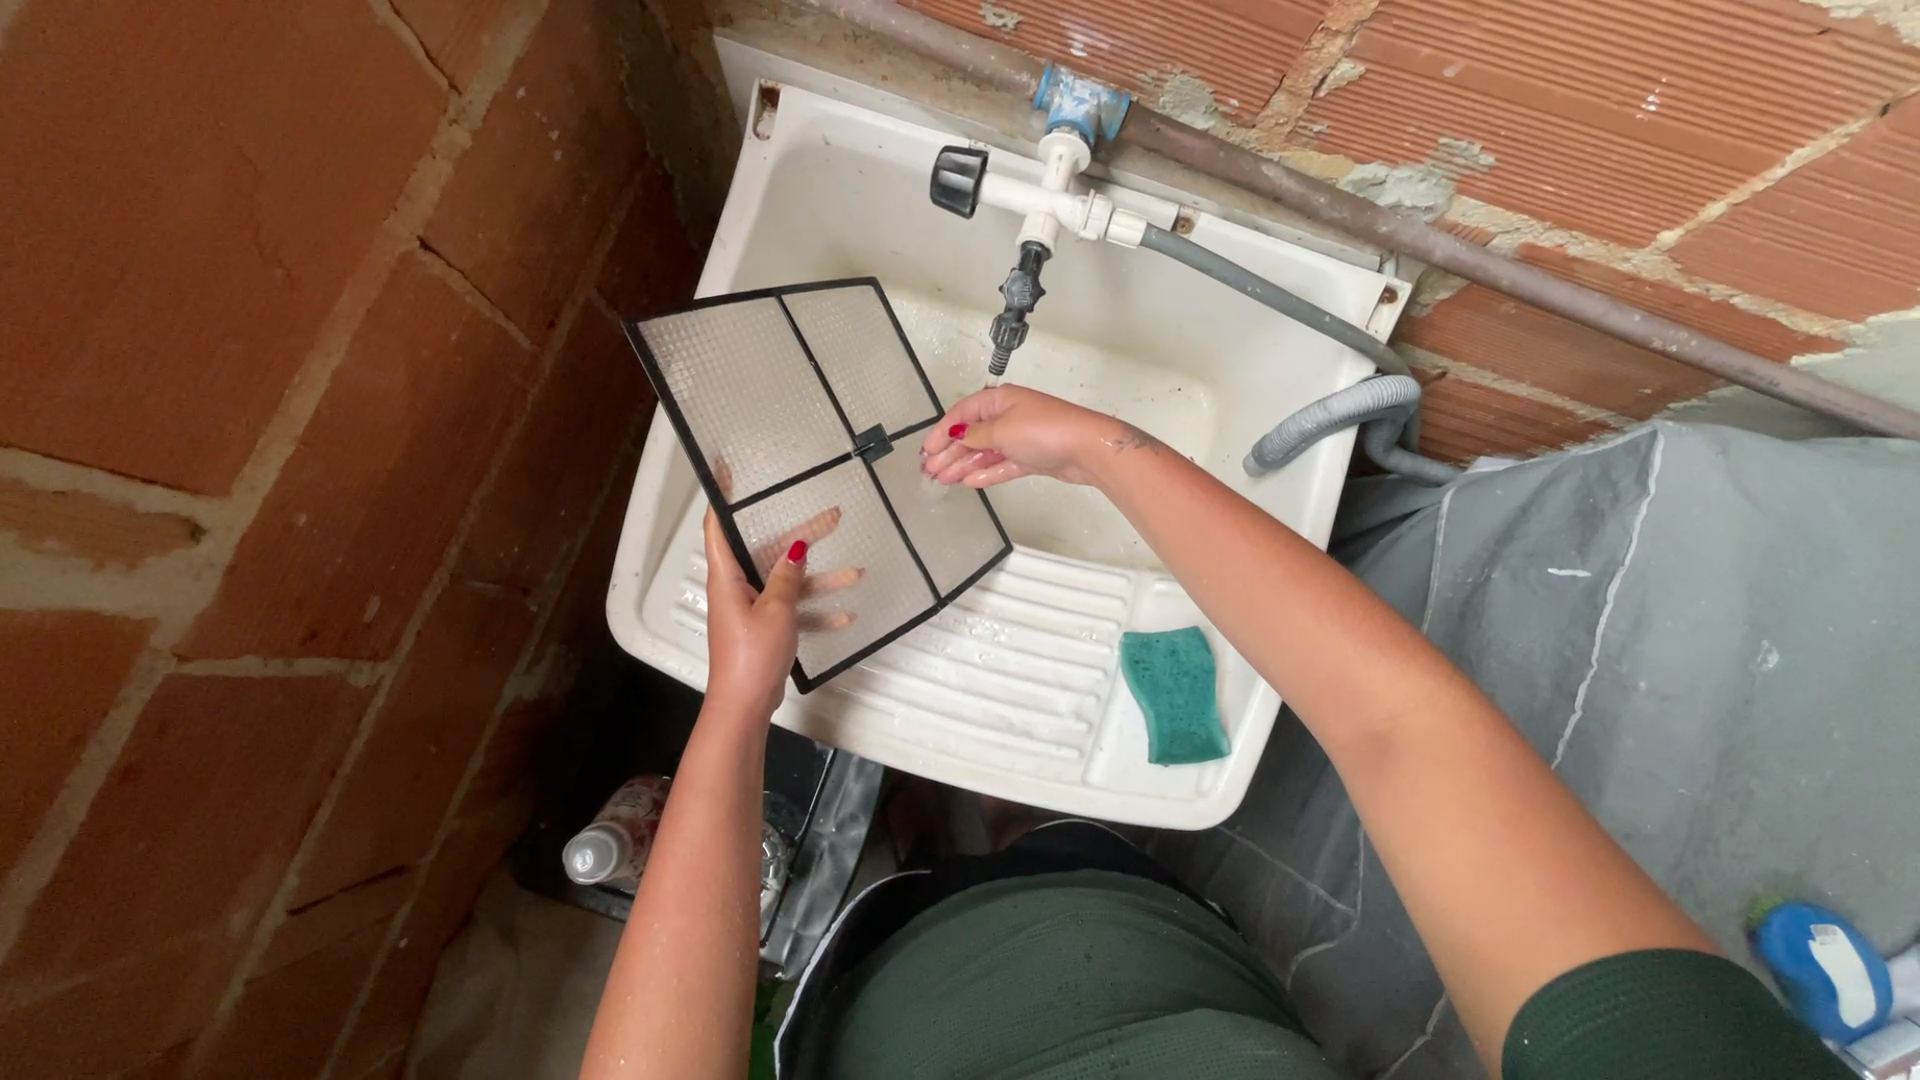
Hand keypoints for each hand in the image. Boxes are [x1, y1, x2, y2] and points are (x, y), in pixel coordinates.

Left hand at [700, 509, 858, 720]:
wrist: (744, 704)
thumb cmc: (752, 653)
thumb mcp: (776, 610)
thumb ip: (787, 577)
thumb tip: (796, 548)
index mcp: (727, 576)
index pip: (718, 527)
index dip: (722, 497)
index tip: (727, 469)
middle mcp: (737, 587)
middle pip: (769, 551)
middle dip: (803, 536)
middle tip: (834, 516)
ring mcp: (753, 609)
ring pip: (789, 583)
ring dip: (821, 581)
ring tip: (857, 573)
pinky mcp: (766, 629)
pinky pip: (794, 612)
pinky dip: (816, 613)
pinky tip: (846, 616)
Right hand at [919, 385, 1158, 487]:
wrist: (1087, 449)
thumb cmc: (1044, 430)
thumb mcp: (1001, 429)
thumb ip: (974, 435)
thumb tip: (956, 436)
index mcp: (999, 400)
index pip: (961, 414)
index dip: (941, 432)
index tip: (926, 451)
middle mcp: (1008, 416)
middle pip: (971, 435)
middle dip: (949, 452)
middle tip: (929, 471)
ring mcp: (1020, 438)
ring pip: (984, 452)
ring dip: (963, 465)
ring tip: (943, 480)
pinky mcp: (1031, 458)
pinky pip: (1001, 465)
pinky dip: (985, 473)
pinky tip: (968, 482)